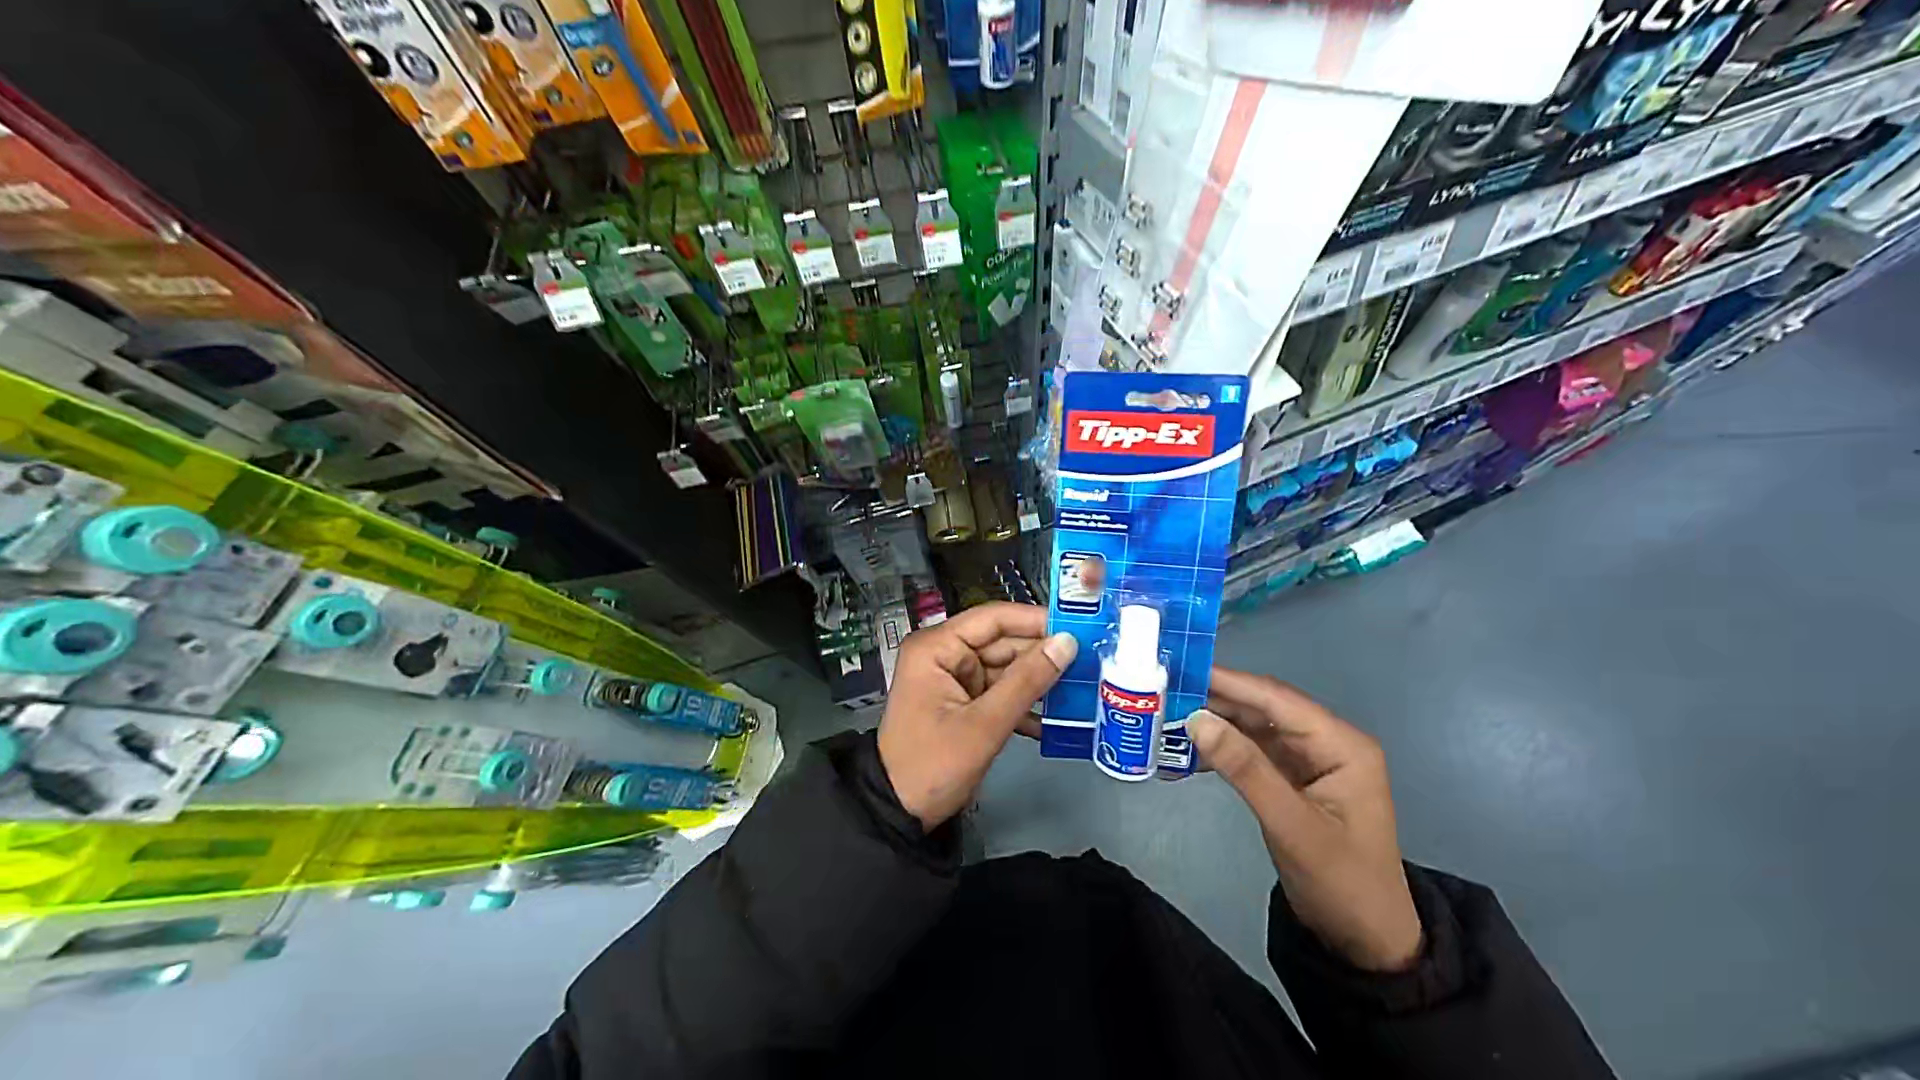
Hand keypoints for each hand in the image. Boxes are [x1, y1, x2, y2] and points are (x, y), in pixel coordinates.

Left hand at [877, 603, 1077, 829]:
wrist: (899, 812)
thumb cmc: (930, 766)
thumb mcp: (983, 724)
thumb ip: (1026, 682)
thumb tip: (1065, 644)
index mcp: (936, 647)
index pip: (993, 618)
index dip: (1035, 620)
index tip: (1077, 627)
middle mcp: (944, 655)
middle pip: (1003, 643)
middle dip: (1043, 655)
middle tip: (1089, 662)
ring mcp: (954, 679)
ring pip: (1007, 669)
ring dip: (1039, 682)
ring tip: (1080, 689)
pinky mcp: (964, 703)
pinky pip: (1001, 692)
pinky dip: (1024, 704)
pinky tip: (1054, 718)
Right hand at [1189, 669, 1422, 972]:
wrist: (1365, 941)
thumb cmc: (1341, 881)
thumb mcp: (1291, 825)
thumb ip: (1245, 769)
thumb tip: (1196, 718)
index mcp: (1341, 744)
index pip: (1276, 699)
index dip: (1229, 681)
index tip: (1181, 669)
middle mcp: (1325, 742)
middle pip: (1262, 708)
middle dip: (1215, 700)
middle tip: (1163, 691)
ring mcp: (1307, 760)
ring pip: (1252, 727)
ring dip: (1214, 723)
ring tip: (1166, 716)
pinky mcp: (1291, 779)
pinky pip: (1251, 751)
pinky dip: (1221, 749)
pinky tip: (1187, 751)